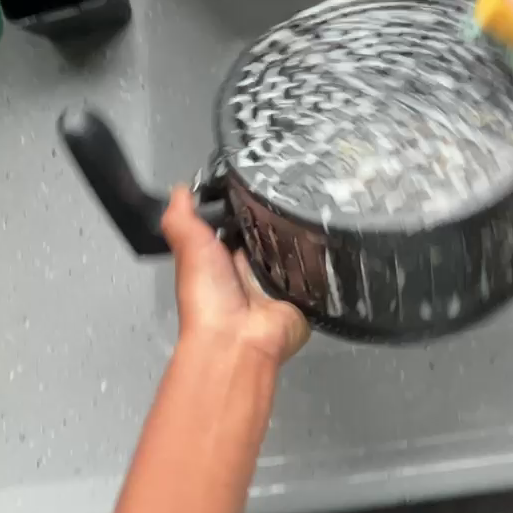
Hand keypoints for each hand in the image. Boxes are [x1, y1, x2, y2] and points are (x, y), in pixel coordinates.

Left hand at [161, 188, 309, 365]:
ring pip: (296, 249)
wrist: (237, 340)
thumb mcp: (188, 246)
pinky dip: (323, 259)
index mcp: (222, 257)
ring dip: (305, 234)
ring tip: (320, 206)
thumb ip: (181, 217)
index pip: (238, 221)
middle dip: (280, 214)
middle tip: (300, 186)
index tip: (265, 172)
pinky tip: (332, 237)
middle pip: (270, 233)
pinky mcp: (303, 294)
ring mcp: (278, 283)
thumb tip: (180, 187)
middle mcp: (250, 269)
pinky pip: (318, 271)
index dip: (247, 199)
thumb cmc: (208, 294)